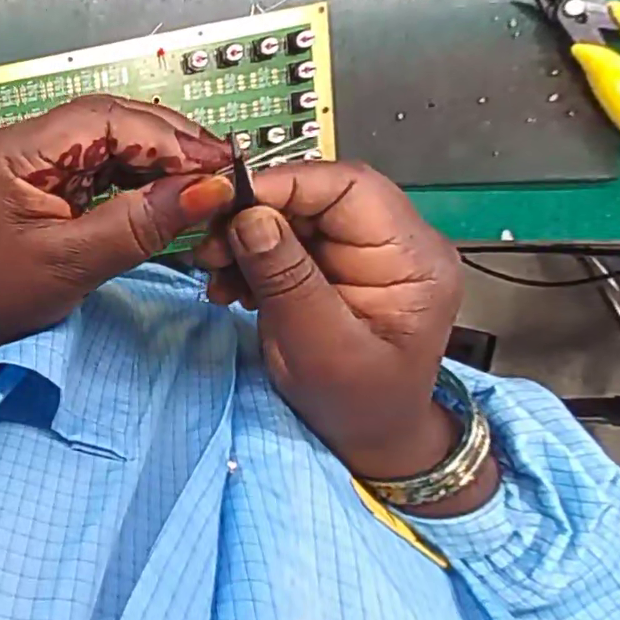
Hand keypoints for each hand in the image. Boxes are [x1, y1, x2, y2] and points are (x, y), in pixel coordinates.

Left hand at [0, 95, 237, 352]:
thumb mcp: (71, 262)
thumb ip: (139, 224)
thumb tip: (208, 190)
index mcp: (13, 152)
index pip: (99, 120)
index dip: (163, 137)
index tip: (214, 164)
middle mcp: (21, 143)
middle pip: (106, 121)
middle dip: (166, 141)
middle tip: (218, 168)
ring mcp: (33, 158)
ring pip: (107, 138)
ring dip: (157, 156)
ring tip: (202, 179)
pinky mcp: (45, 177)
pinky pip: (99, 163)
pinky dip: (137, 174)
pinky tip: (168, 188)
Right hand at [194, 160, 466, 481]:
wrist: (362, 435)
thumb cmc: (356, 401)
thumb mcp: (319, 345)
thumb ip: (286, 279)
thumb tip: (249, 217)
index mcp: (410, 258)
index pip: (349, 186)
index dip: (284, 184)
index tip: (227, 206)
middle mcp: (385, 242)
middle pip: (310, 196)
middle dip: (251, 216)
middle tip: (209, 248)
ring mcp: (351, 252)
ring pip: (284, 215)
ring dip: (239, 238)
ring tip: (215, 273)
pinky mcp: (321, 264)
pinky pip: (274, 239)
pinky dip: (241, 257)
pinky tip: (228, 286)